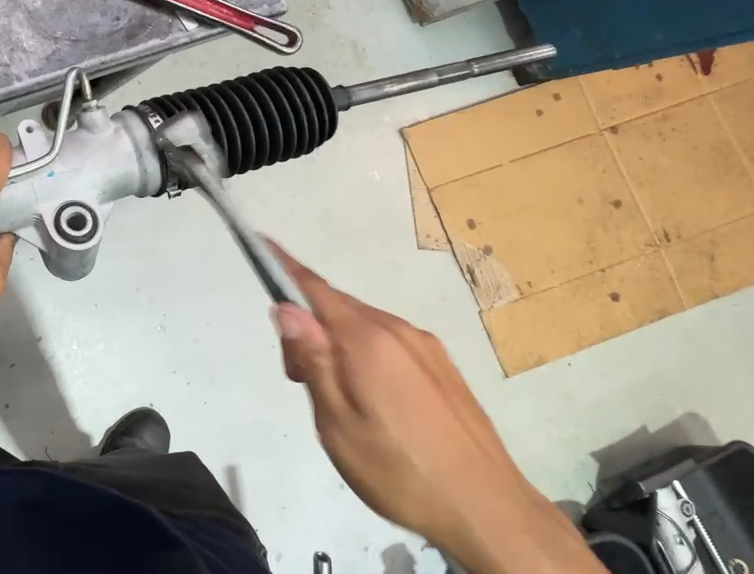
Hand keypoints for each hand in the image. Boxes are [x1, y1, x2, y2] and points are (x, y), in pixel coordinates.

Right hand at [267, 242, 602, 573]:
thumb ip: (313, 361)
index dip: (284, 266)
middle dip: (308, 327)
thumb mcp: (338, 425)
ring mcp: (425, 347)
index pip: (315, 288)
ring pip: (363, 326)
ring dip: (337, 344)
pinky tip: (373, 401)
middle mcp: (398, 330)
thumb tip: (286, 308)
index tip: (261, 242)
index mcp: (367, 340)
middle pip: (336, 307)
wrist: (491, 511)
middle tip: (300, 381)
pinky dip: (364, 353)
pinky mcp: (442, 367)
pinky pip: (389, 342)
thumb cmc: (402, 472)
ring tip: (339, 402)